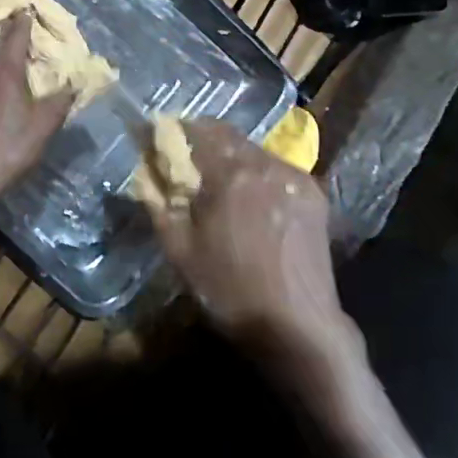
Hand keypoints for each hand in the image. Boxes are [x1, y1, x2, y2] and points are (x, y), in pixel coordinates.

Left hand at [0, 11, 74, 207]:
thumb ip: (58, 102)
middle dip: (5, 33)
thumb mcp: (43, 126)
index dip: (21, 26)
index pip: (14, 41)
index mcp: (5, 75)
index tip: (27, 10)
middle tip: (15, 21)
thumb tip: (73, 83)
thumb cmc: (10, 147)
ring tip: (0, 42)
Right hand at [146, 119, 349, 348]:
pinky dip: (254, 172)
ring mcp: (295, 179)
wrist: (298, 329)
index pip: (197, 128)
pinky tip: (247, 198)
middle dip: (201, 141)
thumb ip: (157, 200)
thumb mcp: (177, 247)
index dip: (174, 129)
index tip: (158, 140)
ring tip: (215, 183)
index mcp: (230, 173)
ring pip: (251, 149)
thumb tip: (144, 169)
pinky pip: (273, 168)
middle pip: (226, 134)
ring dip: (228, 156)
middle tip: (183, 163)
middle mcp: (266, 165)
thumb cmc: (229, 288)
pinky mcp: (314, 196)